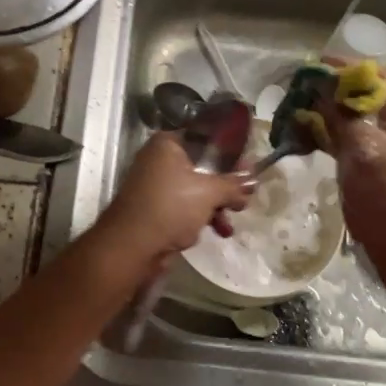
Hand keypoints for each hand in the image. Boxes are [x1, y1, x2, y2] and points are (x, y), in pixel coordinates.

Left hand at [100, 133, 253, 265]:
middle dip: (224, 186)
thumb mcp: (209, 192)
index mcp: (167, 143)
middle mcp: (159, 159)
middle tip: (244, 198)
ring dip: (215, 206)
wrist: (132, 246)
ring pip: (195, 190)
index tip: (248, 169)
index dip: (229, 154)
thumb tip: (253, 180)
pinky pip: (184, 206)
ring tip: (230, 222)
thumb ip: (233, 184)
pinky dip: (200, 216)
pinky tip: (216, 231)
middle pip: (202, 167)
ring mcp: (156, 185)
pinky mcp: (155, 208)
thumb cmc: (171, 206)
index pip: (205, 140)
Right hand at [311, 66, 385, 253]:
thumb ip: (342, 116)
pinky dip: (320, 130)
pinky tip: (298, 126)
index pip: (378, 79)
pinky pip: (338, 136)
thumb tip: (321, 87)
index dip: (351, 67)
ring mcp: (374, 144)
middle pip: (359, 95)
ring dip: (321, 108)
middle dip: (331, 87)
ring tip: (294, 102)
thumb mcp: (365, 150)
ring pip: (345, 115)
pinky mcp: (359, 160)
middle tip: (300, 83)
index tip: (320, 62)